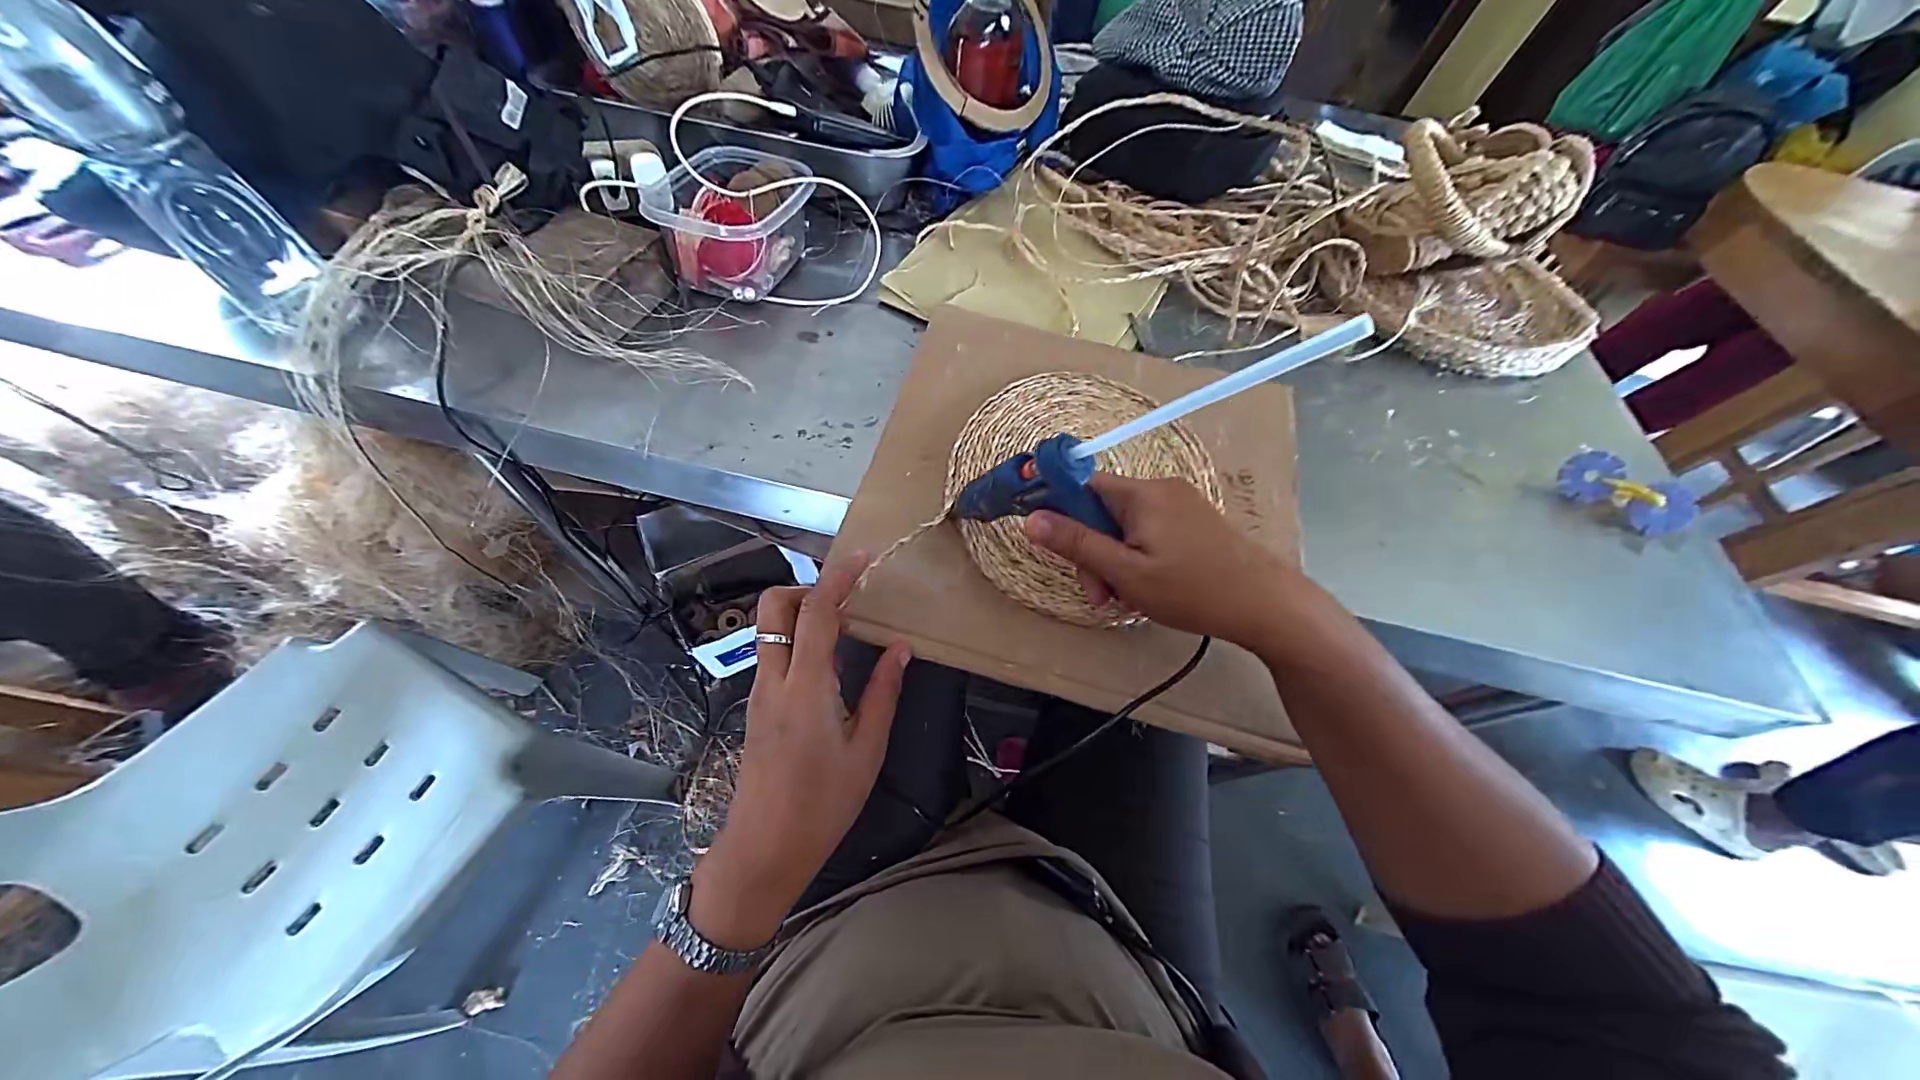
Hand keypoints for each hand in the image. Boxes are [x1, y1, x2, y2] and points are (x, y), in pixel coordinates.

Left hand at [689, 550, 909, 949]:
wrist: (765, 848)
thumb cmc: (823, 804)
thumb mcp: (867, 749)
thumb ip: (883, 692)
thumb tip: (900, 647)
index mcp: (805, 687)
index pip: (816, 612)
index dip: (838, 578)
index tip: (862, 558)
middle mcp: (774, 680)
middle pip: (773, 606)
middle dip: (805, 588)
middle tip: (844, 601)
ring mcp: (759, 692)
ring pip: (770, 629)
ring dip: (802, 616)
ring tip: (845, 634)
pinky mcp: (757, 706)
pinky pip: (775, 656)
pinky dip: (799, 644)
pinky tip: (830, 671)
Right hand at [1023, 473, 1299, 648]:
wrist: (1267, 606)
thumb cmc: (1192, 590)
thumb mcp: (1125, 573)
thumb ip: (1076, 544)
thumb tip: (1031, 519)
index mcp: (1141, 494)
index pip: (1081, 485)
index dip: (1059, 510)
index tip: (1051, 543)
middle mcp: (1161, 490)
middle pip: (1103, 511)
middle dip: (1092, 552)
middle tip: (1100, 595)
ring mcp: (1181, 505)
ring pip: (1125, 526)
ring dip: (1114, 561)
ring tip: (1123, 599)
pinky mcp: (1194, 523)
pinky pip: (1148, 532)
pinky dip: (1137, 558)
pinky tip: (1145, 588)